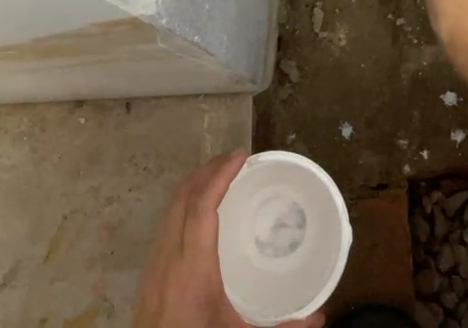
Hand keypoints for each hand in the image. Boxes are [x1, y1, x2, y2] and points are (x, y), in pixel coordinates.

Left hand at [133, 151, 323, 327]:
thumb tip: (320, 317)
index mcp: (193, 266)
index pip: (202, 206)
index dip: (220, 175)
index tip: (241, 155)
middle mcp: (169, 256)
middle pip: (183, 196)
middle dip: (208, 170)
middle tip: (236, 160)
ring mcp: (154, 262)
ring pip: (170, 208)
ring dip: (194, 185)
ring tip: (220, 177)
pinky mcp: (148, 272)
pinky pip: (165, 223)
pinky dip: (184, 205)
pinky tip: (199, 214)